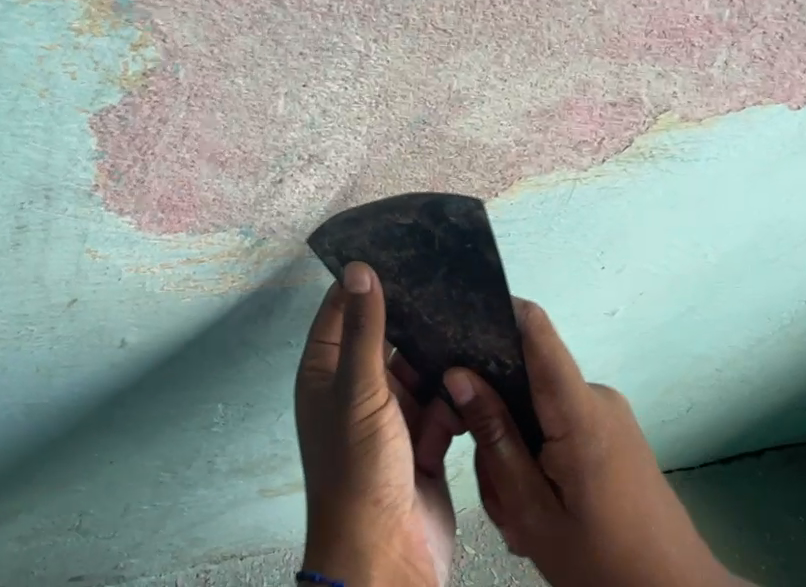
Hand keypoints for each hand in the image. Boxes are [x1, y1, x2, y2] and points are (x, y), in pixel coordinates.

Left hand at [295, 262, 459, 586]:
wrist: (388, 554)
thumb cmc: (359, 467)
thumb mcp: (359, 390)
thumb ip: (365, 331)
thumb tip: (359, 269)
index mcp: (325, 371)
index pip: (342, 312)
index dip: (364, 283)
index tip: (398, 252)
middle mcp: (354, 389)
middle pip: (385, 340)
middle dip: (414, 323)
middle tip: (452, 287)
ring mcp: (389, 418)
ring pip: (418, 373)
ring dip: (440, 363)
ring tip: (473, 328)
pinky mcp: (422, 444)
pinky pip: (440, 408)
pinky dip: (455, 399)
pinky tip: (480, 378)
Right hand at [443, 301, 742, 586]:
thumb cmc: (605, 564)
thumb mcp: (531, 510)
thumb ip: (494, 437)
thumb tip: (458, 374)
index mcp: (579, 411)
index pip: (534, 328)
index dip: (492, 311)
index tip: (450, 325)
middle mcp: (595, 399)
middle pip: (519, 378)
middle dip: (491, 421)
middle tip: (491, 488)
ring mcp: (606, 416)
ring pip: (531, 408)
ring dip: (512, 452)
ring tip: (517, 512)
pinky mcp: (609, 434)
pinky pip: (553, 424)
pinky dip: (533, 457)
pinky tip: (533, 505)